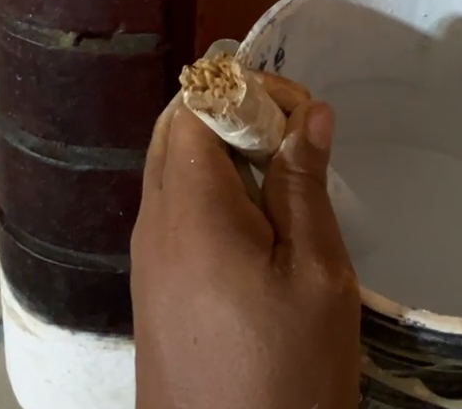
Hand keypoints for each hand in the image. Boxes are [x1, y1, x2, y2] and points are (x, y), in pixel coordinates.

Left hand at [132, 74, 360, 408]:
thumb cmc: (286, 372)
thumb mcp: (315, 276)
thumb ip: (304, 184)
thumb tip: (309, 111)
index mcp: (188, 211)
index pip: (194, 107)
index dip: (245, 90)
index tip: (299, 111)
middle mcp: (152, 224)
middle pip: (176, 131)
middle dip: (231, 111)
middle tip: (292, 134)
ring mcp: (146, 258)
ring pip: (172, 168)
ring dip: (222, 150)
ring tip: (282, 172)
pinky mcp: (152, 287)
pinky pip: (173, 208)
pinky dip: (210, 188)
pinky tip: (258, 219)